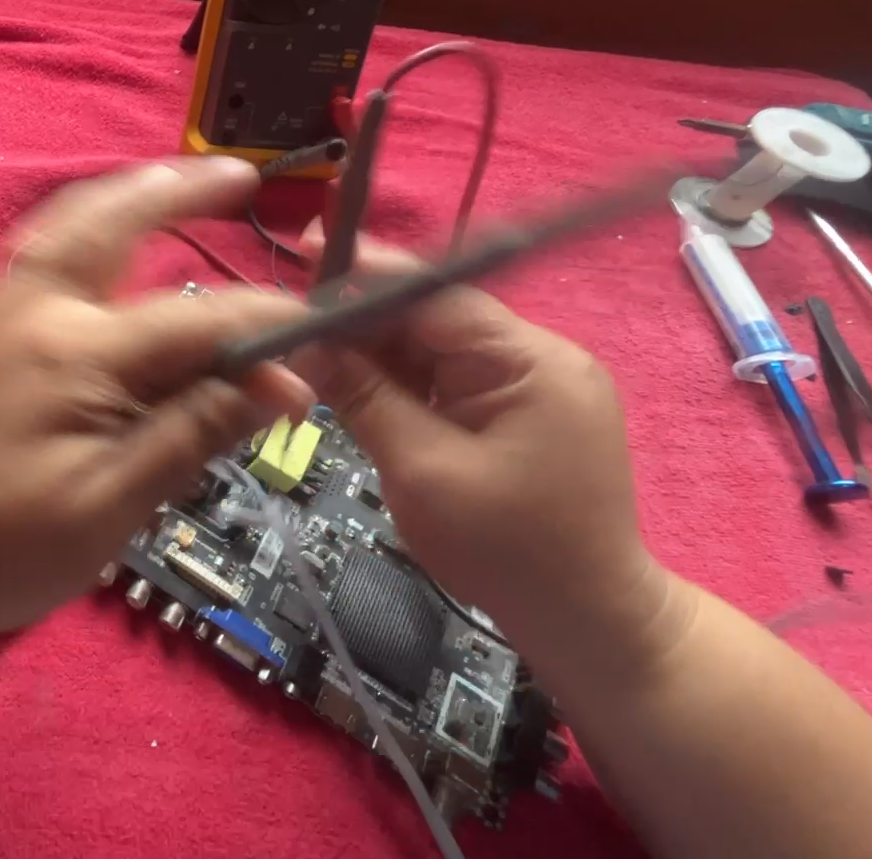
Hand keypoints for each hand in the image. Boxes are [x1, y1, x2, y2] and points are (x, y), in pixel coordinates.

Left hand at [0, 159, 312, 658]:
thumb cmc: (0, 547)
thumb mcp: (111, 503)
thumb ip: (193, 431)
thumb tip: (283, 381)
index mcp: (77, 353)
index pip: (196, 320)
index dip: (265, 326)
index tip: (320, 342)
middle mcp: (35, 311)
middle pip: (113, 222)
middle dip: (179, 191)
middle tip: (239, 174)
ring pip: (66, 227)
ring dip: (124, 197)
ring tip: (172, 184)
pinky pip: (38, 257)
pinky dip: (80, 230)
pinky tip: (98, 242)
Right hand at [287, 223, 673, 657]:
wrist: (583, 620)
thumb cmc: (506, 549)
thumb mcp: (420, 468)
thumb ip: (363, 396)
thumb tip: (305, 344)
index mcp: (529, 363)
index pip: (436, 299)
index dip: (367, 277)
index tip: (308, 252)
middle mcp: (533, 358)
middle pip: (429, 317)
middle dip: (359, 318)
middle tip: (288, 318)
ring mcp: (522, 384)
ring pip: (427, 348)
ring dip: (369, 351)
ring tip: (305, 351)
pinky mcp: (507, 409)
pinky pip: (437, 378)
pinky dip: (390, 379)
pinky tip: (346, 381)